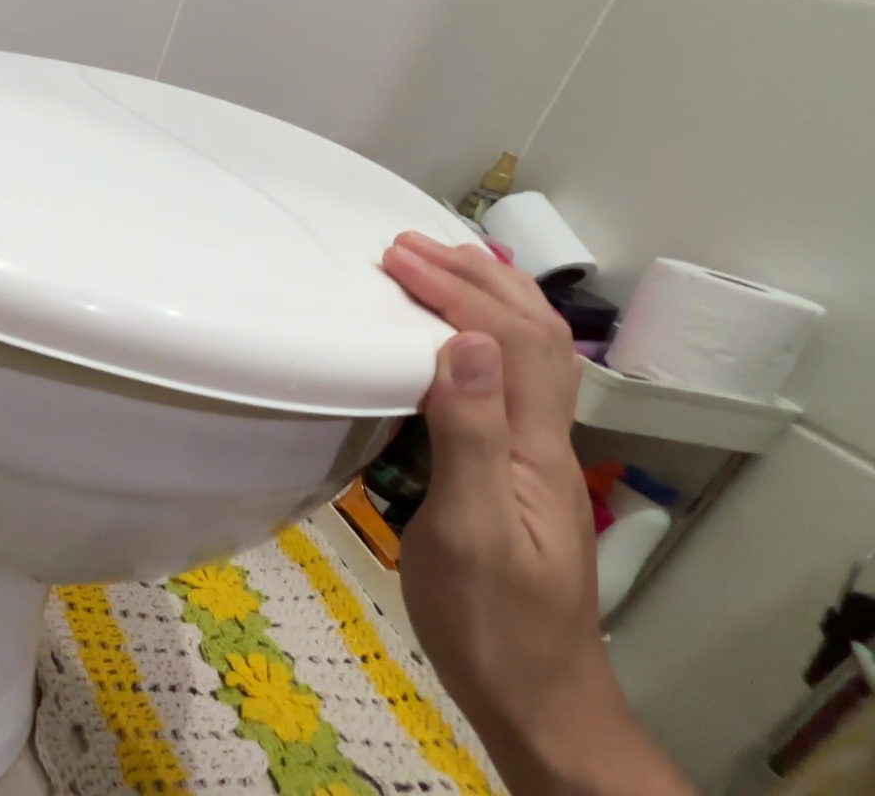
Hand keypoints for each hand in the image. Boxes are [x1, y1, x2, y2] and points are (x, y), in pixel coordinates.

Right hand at [382, 232, 689, 794]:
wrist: (534, 694)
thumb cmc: (488, 619)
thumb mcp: (469, 531)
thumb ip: (472, 437)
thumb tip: (469, 343)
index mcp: (535, 448)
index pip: (512, 343)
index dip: (457, 292)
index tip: (396, 260)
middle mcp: (545, 441)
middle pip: (532, 338)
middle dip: (474, 280)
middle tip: (410, 247)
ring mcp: (534, 459)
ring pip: (530, 359)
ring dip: (489, 300)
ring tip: (443, 265)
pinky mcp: (513, 475)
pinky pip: (508, 385)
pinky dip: (484, 340)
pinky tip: (457, 342)